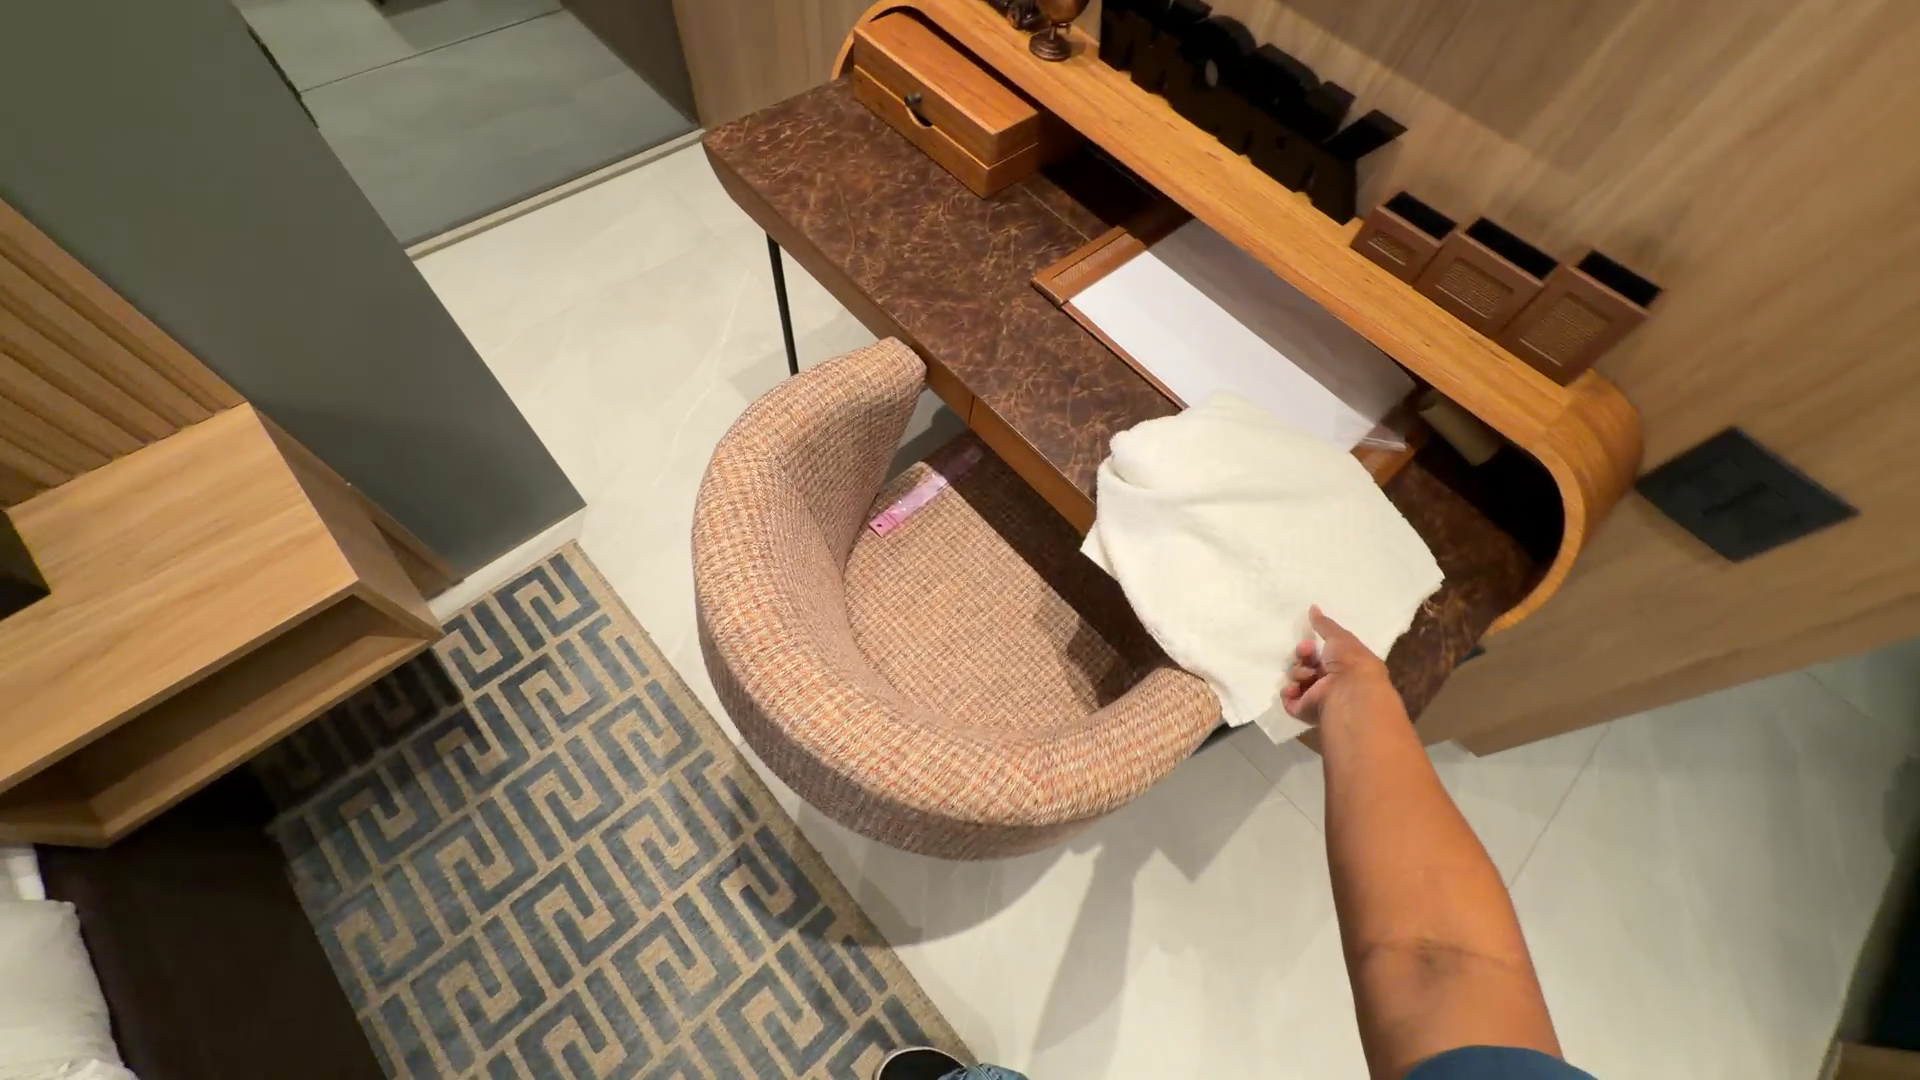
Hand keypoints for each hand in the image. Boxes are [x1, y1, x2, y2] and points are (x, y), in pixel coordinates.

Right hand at [1282, 606, 1394, 725]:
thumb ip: (1325, 625)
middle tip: (1305, 656)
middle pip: (1304, 665)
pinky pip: (1288, 699)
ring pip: (1296, 679)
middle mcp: (1329, 682)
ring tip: (1306, 676)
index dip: (1309, 648)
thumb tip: (1313, 607)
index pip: (1318, 655)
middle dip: (1301, 658)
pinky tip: (1295, 688)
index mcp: (1341, 667)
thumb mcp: (1340, 638)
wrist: (1351, 693)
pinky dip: (1289, 692)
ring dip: (1297, 673)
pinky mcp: (1304, 710)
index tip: (1308, 645)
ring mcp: (1316, 697)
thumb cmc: (1351, 663)